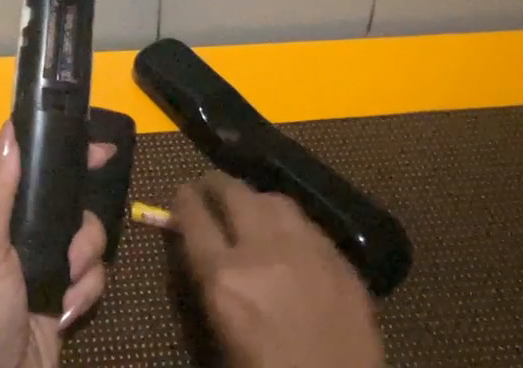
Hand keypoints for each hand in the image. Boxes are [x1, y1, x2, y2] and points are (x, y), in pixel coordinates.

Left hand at [0, 122, 116, 367]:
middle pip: (65, 200)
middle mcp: (19, 233)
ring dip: (83, 259)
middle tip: (84, 225)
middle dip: (80, 214)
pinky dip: (85, 292)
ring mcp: (44, 265)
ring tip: (64, 282)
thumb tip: (10, 130)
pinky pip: (92, 276)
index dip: (55, 148)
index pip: (26, 165)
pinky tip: (65, 309)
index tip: (93, 143)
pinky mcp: (63, 295)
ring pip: (85, 238)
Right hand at [172, 171, 383, 367]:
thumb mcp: (221, 337)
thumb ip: (211, 285)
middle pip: (234, 194)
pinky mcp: (341, 263)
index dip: (184, 201)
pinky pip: (310, 227)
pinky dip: (292, 224)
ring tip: (251, 206)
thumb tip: (205, 250)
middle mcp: (263, 252)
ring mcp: (307, 252)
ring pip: (275, 201)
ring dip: (256, 199)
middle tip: (210, 186)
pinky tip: (292, 236)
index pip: (195, 219)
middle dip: (216, 185)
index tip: (182, 192)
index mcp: (225, 278)